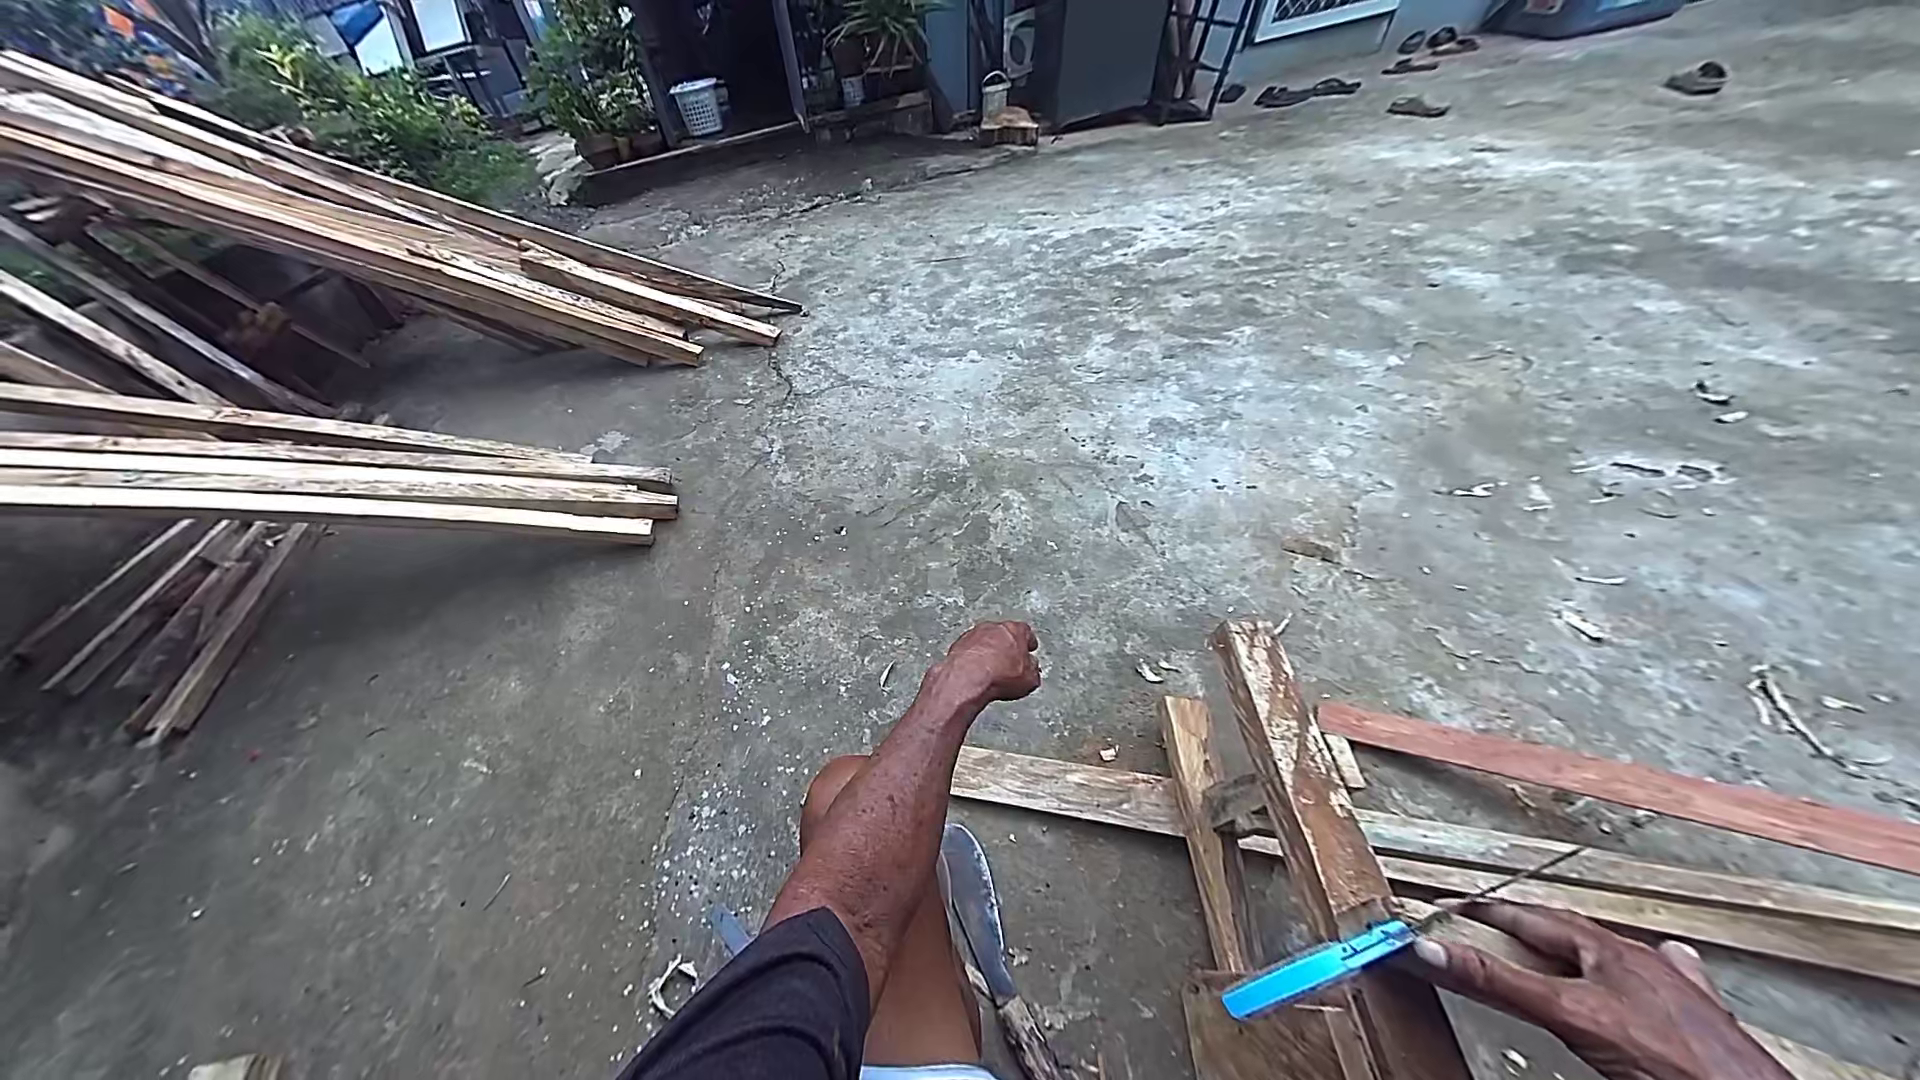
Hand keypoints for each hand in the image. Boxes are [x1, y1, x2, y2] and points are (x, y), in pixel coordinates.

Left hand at [936, 621, 1040, 703]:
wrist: (967, 678)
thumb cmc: (999, 675)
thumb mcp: (1029, 678)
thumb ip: (1033, 669)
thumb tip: (1032, 668)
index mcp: (1015, 629)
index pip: (1026, 632)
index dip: (1028, 643)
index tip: (1029, 649)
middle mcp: (994, 627)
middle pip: (1004, 634)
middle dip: (1007, 647)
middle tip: (1010, 663)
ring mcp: (974, 634)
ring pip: (986, 641)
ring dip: (989, 652)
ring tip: (992, 670)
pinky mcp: (958, 644)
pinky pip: (971, 650)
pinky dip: (974, 658)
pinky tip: (976, 672)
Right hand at [1407, 903, 1790, 1079]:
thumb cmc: (1674, 1062)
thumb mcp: (1565, 1013)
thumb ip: (1497, 979)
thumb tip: (1433, 948)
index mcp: (1604, 946)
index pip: (1524, 915)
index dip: (1481, 910)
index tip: (1450, 909)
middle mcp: (1638, 957)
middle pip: (1565, 928)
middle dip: (1523, 923)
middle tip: (1489, 924)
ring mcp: (1675, 988)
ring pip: (1610, 951)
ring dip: (1574, 944)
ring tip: (1554, 944)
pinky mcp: (1702, 1019)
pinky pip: (1663, 978)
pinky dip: (1640, 970)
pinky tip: (1657, 965)